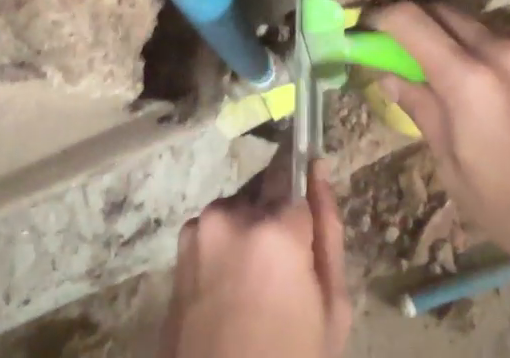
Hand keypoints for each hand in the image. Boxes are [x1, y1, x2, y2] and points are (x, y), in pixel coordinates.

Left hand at [159, 149, 350, 357]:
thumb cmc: (291, 356)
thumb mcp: (331, 306)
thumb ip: (328, 231)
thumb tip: (318, 170)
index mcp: (275, 231)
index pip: (299, 180)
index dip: (306, 206)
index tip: (309, 229)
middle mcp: (231, 216)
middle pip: (267, 193)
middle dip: (278, 218)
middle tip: (287, 271)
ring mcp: (198, 229)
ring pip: (239, 209)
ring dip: (250, 230)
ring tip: (257, 284)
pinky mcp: (178, 247)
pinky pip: (214, 229)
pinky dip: (226, 246)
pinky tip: (232, 287)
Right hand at [371, 2, 509, 278]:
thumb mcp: (456, 170)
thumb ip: (421, 111)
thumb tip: (387, 76)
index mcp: (468, 81)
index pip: (410, 21)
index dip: (381, 17)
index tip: (367, 27)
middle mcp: (503, 53)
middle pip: (444, 12)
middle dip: (415, 19)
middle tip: (399, 42)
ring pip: (482, 25)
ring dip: (456, 34)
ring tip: (450, 64)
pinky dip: (495, 49)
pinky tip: (499, 81)